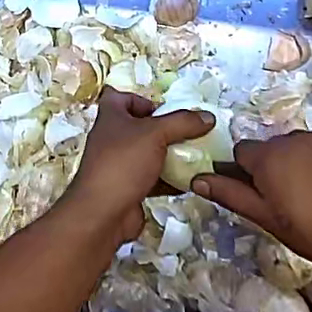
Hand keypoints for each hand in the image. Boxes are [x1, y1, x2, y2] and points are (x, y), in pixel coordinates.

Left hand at [55, 88, 216, 247]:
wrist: (103, 213)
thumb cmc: (123, 162)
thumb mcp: (156, 134)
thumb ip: (183, 123)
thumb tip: (208, 117)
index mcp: (111, 117)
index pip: (120, 97)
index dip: (141, 100)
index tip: (164, 110)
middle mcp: (111, 138)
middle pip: (139, 128)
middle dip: (164, 131)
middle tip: (187, 135)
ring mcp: (118, 165)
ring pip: (147, 155)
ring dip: (168, 156)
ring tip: (194, 157)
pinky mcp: (127, 188)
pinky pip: (151, 179)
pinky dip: (168, 179)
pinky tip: (189, 182)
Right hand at [192, 131, 311, 282]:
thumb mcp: (268, 220)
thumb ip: (231, 194)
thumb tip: (197, 178)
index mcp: (269, 157)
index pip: (244, 152)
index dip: (251, 174)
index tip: (266, 196)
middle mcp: (294, 138)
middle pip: (274, 148)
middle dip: (278, 167)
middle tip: (295, 201)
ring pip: (302, 145)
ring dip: (304, 162)